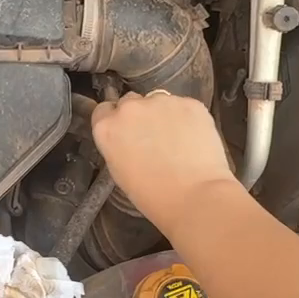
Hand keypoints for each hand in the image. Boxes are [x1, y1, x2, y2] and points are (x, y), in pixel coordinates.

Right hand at [91, 91, 244, 237]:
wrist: (195, 196)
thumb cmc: (152, 194)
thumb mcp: (119, 170)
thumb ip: (117, 145)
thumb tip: (128, 137)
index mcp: (107, 127)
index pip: (103, 110)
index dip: (115, 121)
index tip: (126, 132)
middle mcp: (130, 108)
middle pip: (130, 102)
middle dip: (139, 116)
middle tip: (152, 138)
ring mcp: (161, 102)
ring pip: (159, 102)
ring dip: (163, 115)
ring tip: (177, 140)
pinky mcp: (190, 103)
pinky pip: (183, 106)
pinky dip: (186, 118)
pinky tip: (193, 138)